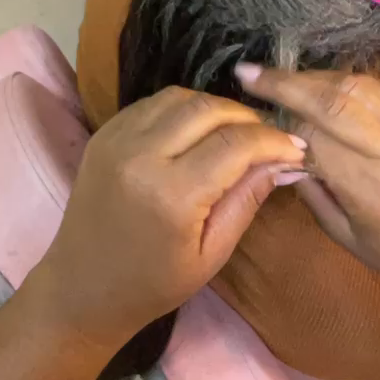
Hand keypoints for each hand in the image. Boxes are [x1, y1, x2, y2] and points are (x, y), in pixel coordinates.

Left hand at [33, 86, 308, 346]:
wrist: (83, 283)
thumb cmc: (153, 282)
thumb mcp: (212, 254)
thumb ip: (247, 199)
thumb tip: (284, 159)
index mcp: (171, 194)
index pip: (234, 144)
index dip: (272, 139)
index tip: (296, 146)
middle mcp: (141, 154)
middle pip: (206, 108)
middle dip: (246, 116)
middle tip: (268, 136)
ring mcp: (117, 137)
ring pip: (177, 96)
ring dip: (212, 106)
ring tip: (235, 130)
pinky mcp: (104, 131)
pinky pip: (150, 103)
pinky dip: (180, 107)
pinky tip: (196, 129)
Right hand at [236, 63, 379, 306]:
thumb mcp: (344, 235)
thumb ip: (308, 188)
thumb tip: (278, 147)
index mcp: (373, 187)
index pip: (312, 137)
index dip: (279, 124)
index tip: (252, 116)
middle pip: (329, 99)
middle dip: (283, 82)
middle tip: (246, 71)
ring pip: (349, 83)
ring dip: (308, 76)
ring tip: (277, 77)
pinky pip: (372, 84)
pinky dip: (337, 79)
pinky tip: (317, 84)